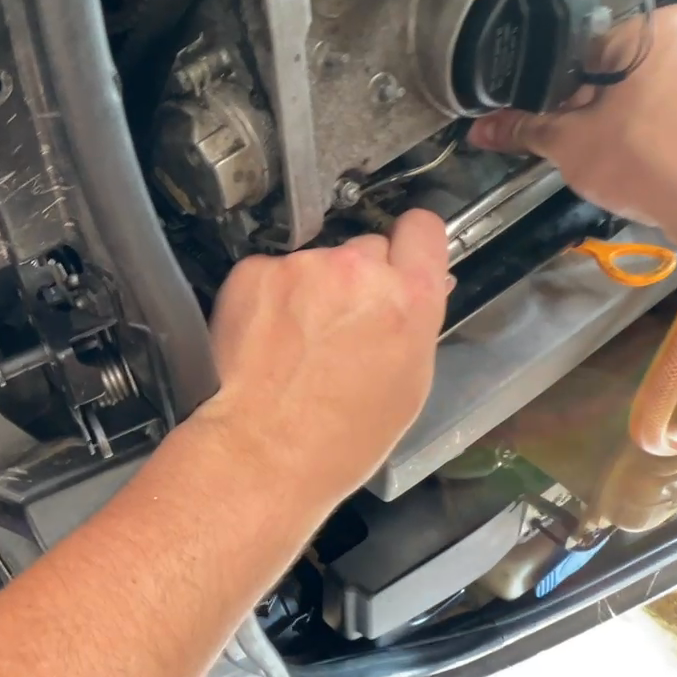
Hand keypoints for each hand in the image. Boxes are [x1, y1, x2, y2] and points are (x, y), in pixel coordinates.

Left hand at [197, 210, 450, 499]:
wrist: (263, 446)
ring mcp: (299, 267)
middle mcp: (355, 270)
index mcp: (408, 297)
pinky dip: (266, 295)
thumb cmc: (340, 435)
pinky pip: (268, 272)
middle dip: (355, 278)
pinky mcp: (253, 272)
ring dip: (307, 288)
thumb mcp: (408, 381)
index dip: (411, 240)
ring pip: (312, 264)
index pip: (423, 229)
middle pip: (363, 250)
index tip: (403, 248)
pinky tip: (264, 335)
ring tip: (294, 340)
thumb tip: (406, 293)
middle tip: (338, 321)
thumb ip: (410, 321)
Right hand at [467, 5, 676, 233]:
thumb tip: (481, 129)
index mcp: (656, 28)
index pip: (590, 55)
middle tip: (604, 144)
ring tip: (648, 159)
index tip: (568, 126)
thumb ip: (524, 130)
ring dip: (660, 114)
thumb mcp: (569, 146)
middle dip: (618, 102)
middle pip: (641, 66)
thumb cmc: (653, 162)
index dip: (570, 95)